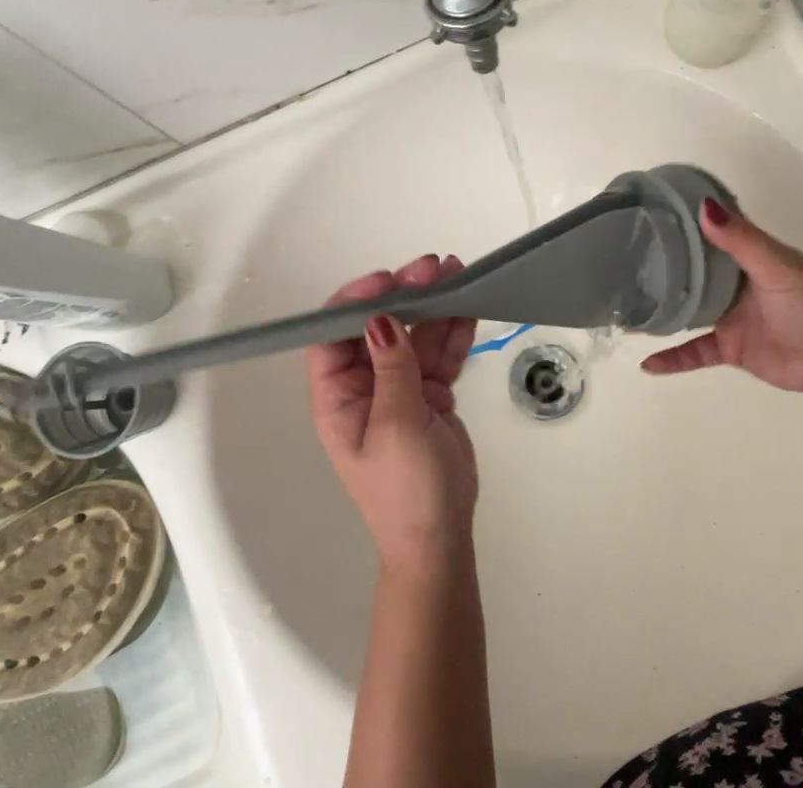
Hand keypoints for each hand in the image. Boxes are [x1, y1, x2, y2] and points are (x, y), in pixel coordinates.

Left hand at [307, 254, 479, 573]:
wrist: (439, 535)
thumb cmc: (405, 488)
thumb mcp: (395, 427)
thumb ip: (393, 369)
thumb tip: (380, 319)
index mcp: (337, 396)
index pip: (334, 336)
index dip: (356, 302)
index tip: (388, 280)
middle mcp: (364, 385)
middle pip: (379, 327)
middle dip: (404, 295)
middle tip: (434, 267)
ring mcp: (400, 388)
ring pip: (415, 336)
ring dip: (435, 307)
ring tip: (459, 274)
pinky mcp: (431, 395)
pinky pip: (440, 355)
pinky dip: (454, 332)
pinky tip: (469, 306)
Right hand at [641, 198, 802, 395]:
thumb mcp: (778, 267)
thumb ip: (741, 241)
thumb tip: (702, 208)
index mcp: (750, 256)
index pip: (713, 232)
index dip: (685, 222)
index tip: (648, 211)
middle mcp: (736, 283)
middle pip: (693, 271)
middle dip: (663, 266)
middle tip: (622, 260)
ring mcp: (730, 317)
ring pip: (687, 310)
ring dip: (661, 310)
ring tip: (625, 307)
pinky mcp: (730, 349)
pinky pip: (694, 352)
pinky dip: (672, 358)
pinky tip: (648, 363)